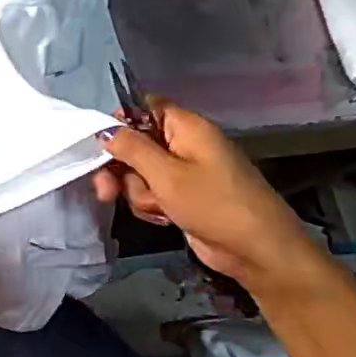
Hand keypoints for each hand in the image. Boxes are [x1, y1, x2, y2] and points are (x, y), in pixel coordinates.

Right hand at [94, 100, 326, 295]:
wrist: (254, 248)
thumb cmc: (213, 204)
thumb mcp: (166, 174)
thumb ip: (132, 149)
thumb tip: (105, 130)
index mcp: (187, 128)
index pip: (146, 108)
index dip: (121, 122)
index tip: (101, 143)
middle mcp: (184, 145)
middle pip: (136, 144)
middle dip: (120, 168)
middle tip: (107, 190)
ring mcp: (184, 172)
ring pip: (139, 173)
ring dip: (137, 192)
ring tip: (155, 207)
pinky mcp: (182, 196)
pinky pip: (151, 192)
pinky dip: (149, 204)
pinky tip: (162, 217)